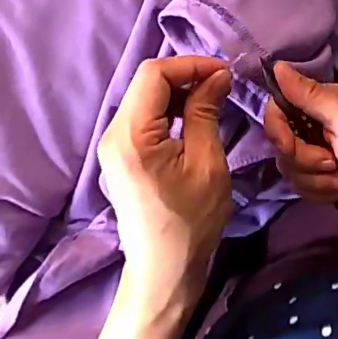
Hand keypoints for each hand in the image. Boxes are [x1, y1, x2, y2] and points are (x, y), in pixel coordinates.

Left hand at [99, 56, 236, 302]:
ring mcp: (112, 144)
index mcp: (131, 135)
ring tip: (213, 97)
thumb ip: (206, 112)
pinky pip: (143, 116)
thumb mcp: (207, 164)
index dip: (190, 64)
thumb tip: (217, 75)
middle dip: (185, 75)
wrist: (162, 273)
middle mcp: (113, 133)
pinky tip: (193, 115)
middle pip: (146, 82)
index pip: (154, 75)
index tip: (224, 73)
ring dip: (178, 90)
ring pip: (145, 97)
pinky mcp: (120, 154)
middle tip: (222, 84)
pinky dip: (169, 108)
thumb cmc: (190, 222)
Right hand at [263, 61, 337, 237]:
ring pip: (290, 166)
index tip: (291, 144)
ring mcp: (319, 153)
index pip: (279, 108)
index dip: (279, 129)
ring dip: (316, 178)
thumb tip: (277, 66)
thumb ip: (312, 95)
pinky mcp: (321, 179)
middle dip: (303, 158)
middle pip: (281, 141)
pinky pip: (300, 184)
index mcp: (325, 102)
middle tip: (332, 162)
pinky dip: (322, 191)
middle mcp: (318, 124)